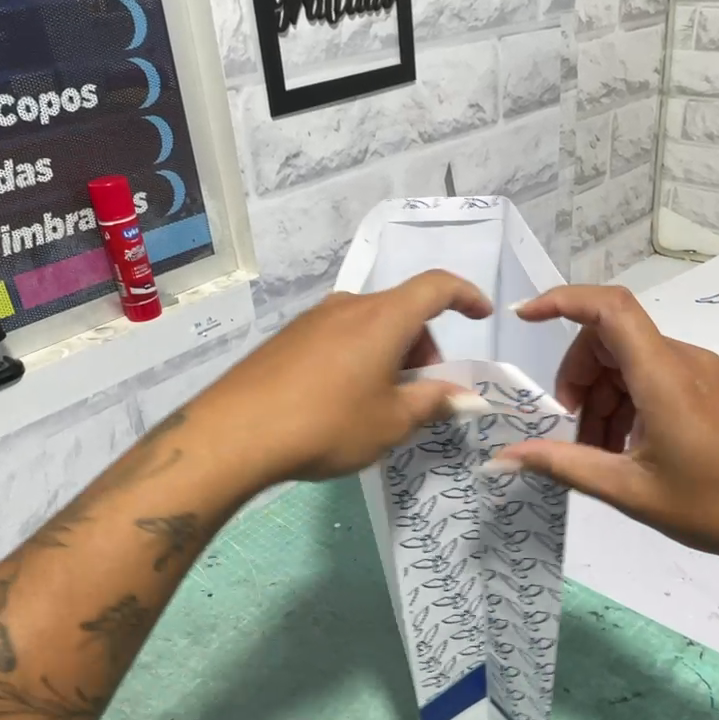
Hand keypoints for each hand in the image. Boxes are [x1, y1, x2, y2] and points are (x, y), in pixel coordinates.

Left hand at [196, 271, 492, 484]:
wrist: (236, 433)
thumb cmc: (328, 423)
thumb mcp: (392, 421)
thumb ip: (434, 403)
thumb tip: (466, 397)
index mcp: (383, 317)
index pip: (436, 287)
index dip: (466, 295)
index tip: (482, 315)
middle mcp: (348, 306)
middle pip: (402, 311)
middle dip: (424, 346)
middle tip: (423, 393)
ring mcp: (313, 320)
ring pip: (369, 325)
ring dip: (391, 354)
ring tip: (382, 404)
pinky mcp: (288, 339)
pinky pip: (340, 337)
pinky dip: (359, 357)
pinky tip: (344, 401)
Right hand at [492, 285, 718, 570]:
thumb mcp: (630, 492)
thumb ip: (564, 465)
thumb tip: (506, 455)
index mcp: (663, 376)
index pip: (608, 308)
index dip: (561, 301)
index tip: (524, 318)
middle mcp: (682, 360)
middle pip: (610, 339)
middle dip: (577, 376)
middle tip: (570, 429)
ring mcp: (701, 372)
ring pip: (630, 361)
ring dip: (601, 397)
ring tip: (599, 452)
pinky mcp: (712, 388)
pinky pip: (654, 378)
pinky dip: (627, 404)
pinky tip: (629, 450)